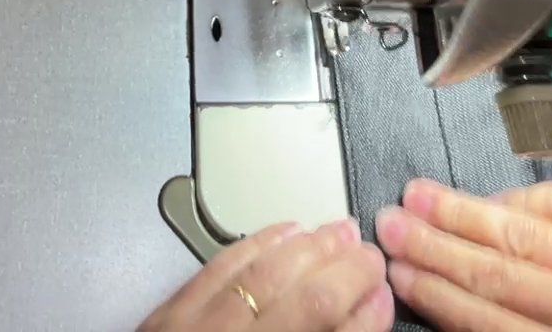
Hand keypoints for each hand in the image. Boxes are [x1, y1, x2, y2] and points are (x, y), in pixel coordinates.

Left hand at [140, 219, 393, 331]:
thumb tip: (356, 319)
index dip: (364, 318)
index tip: (383, 296)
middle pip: (304, 303)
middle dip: (344, 274)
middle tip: (370, 256)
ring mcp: (196, 330)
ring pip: (263, 274)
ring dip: (308, 249)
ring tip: (338, 233)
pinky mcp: (168, 314)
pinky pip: (220, 265)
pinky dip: (258, 243)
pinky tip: (284, 230)